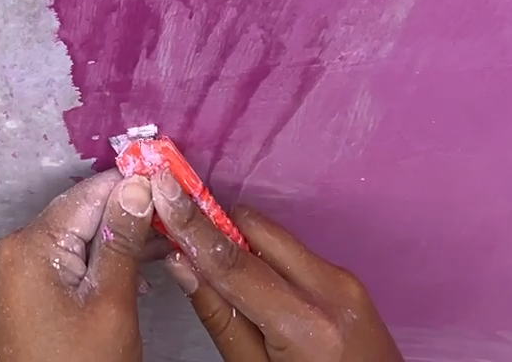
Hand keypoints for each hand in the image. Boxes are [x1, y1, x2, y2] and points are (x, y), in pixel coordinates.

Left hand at [0, 169, 157, 360]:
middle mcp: (8, 247)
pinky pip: (59, 257)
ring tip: (160, 239)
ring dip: (112, 237)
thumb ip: (123, 239)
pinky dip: (91, 258)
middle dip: (123, 212)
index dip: (127, 183)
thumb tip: (137, 182)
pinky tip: (129, 265)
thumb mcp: (111, 305)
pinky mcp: (16, 288)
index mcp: (26, 246)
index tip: (165, 172)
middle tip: (171, 211)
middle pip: (76, 214)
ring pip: (71, 235)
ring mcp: (8, 269)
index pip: (85, 196)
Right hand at [152, 172, 403, 361]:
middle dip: (218, 229)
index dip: (192, 222)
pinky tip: (260, 288)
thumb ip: (220, 318)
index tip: (161, 186)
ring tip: (228, 279)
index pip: (233, 260)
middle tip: (187, 245)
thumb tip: (179, 259)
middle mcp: (330, 289)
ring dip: (243, 245)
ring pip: (273, 235)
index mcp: (307, 326)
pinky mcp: (350, 279)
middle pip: (254, 227)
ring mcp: (345, 280)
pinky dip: (267, 259)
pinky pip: (292, 252)